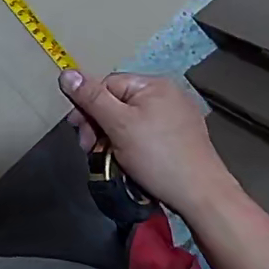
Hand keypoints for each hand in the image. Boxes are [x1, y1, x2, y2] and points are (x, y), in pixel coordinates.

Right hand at [60, 71, 237, 216]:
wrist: (202, 196)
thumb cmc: (158, 156)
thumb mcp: (118, 124)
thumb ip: (91, 98)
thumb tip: (66, 72)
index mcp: (153, 84)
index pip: (107, 85)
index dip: (87, 106)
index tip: (78, 132)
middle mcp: (167, 94)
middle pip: (117, 102)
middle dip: (98, 125)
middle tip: (89, 149)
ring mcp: (176, 116)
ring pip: (129, 120)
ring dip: (112, 138)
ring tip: (108, 159)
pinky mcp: (181, 137)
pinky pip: (145, 133)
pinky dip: (131, 145)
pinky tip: (128, 161)